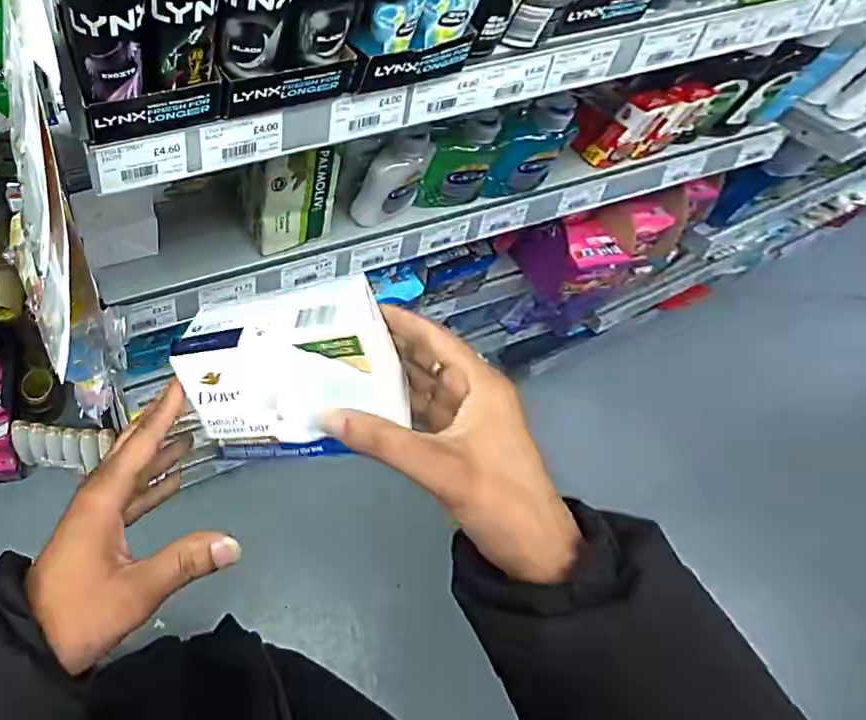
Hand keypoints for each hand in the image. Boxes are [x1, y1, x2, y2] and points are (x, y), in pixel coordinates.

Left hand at [27, 381, 240, 674]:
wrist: (35, 636)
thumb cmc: (81, 610)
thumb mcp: (136, 590)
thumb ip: (184, 563)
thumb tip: (231, 542)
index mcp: (104, 496)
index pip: (140, 444)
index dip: (162, 412)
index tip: (179, 384)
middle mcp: (99, 493)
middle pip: (133, 448)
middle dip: (159, 421)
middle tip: (185, 398)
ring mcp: (97, 510)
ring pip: (132, 469)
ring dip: (159, 451)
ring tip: (188, 433)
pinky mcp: (99, 527)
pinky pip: (131, 492)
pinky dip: (153, 482)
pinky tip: (173, 479)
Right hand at [321, 306, 580, 584]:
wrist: (538, 557)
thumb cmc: (500, 501)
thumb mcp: (439, 467)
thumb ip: (381, 440)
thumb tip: (327, 414)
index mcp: (480, 387)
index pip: (436, 340)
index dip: (402, 321)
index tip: (364, 307)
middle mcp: (472, 395)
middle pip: (424, 359)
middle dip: (387, 345)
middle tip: (342, 334)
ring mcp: (464, 420)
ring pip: (419, 386)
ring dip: (386, 375)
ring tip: (343, 362)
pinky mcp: (455, 442)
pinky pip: (417, 412)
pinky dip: (392, 405)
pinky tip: (362, 402)